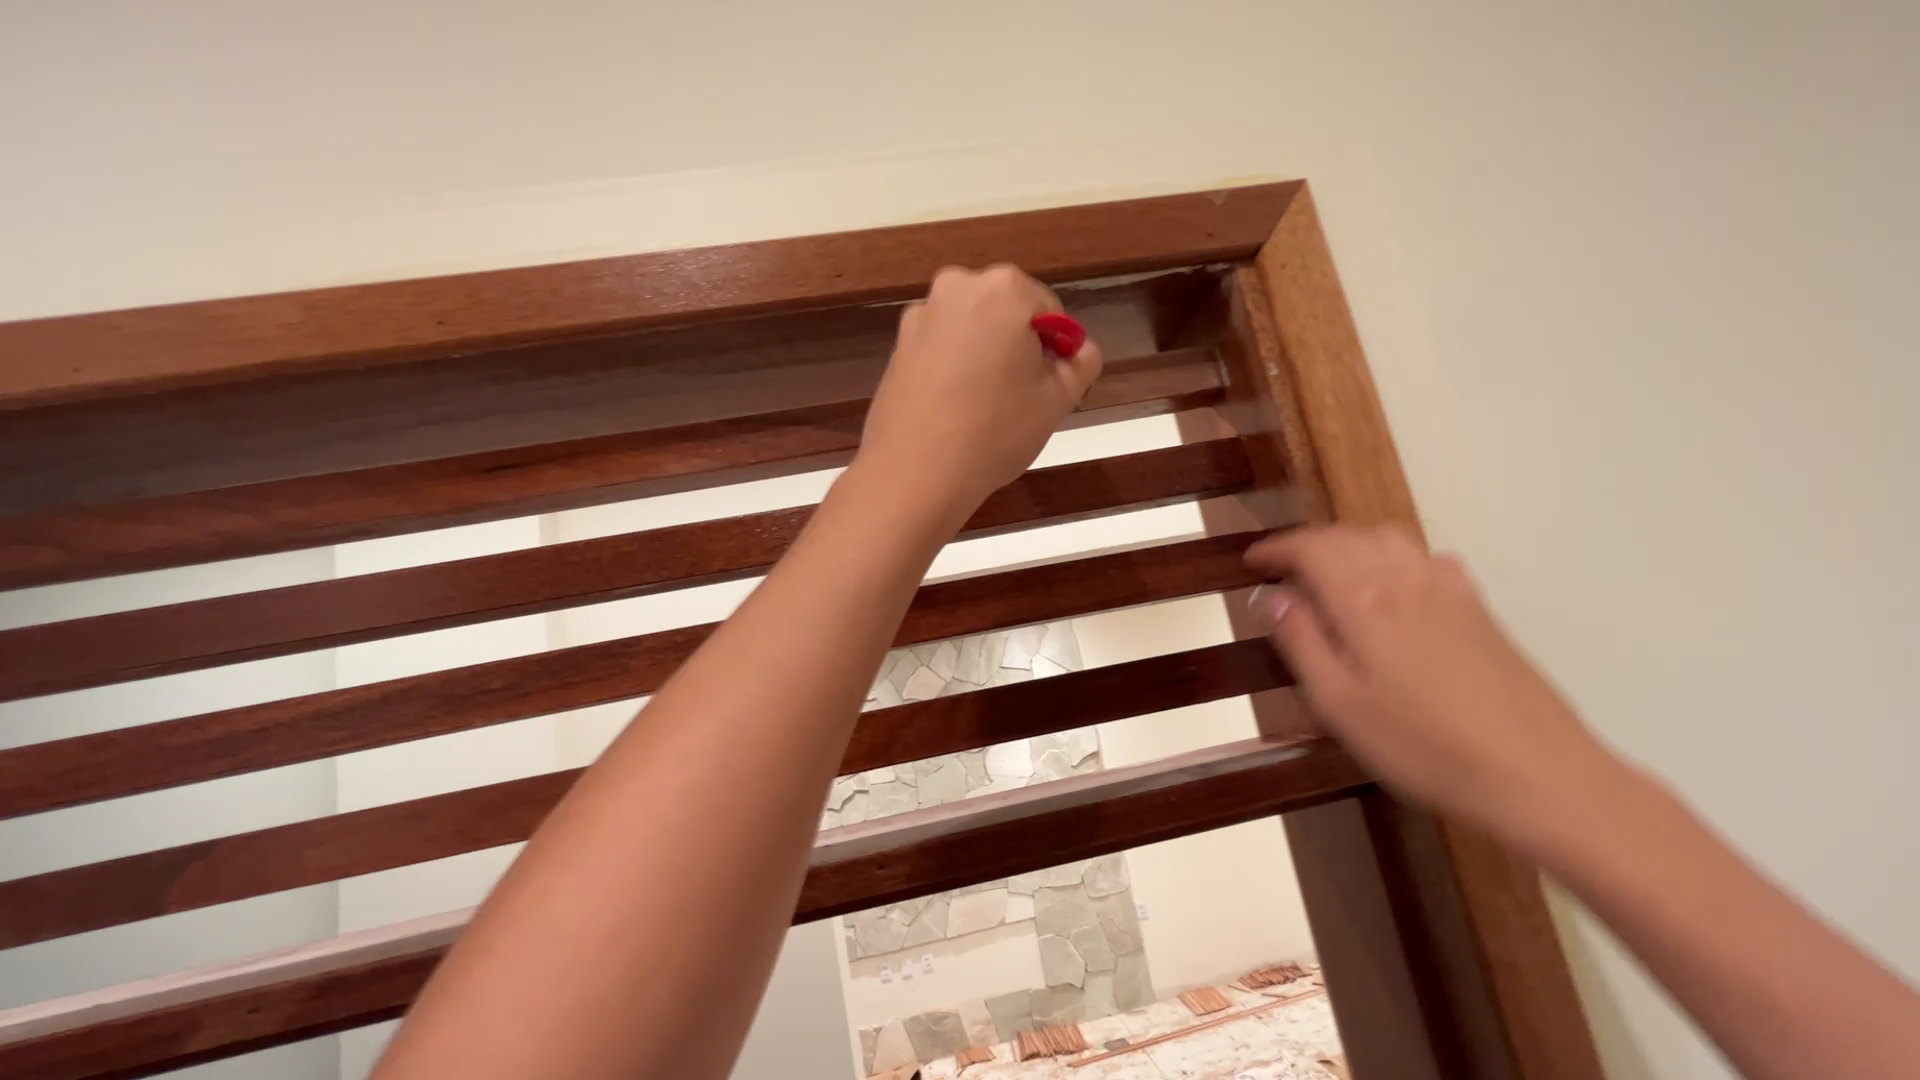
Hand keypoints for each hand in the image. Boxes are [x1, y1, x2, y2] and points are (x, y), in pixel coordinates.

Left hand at [855, 265, 1102, 521]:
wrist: (916, 473)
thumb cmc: (996, 431)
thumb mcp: (1058, 400)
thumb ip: (1081, 364)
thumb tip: (1081, 351)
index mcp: (1003, 288)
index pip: (1050, 311)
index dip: (1056, 350)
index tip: (1049, 387)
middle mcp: (957, 287)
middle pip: (1007, 313)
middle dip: (1018, 347)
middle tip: (1021, 397)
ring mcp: (921, 315)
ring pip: (973, 330)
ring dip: (986, 356)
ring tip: (986, 407)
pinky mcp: (898, 346)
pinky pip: (942, 348)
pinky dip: (955, 367)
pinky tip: (955, 408)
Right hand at [1245, 525, 1618, 846]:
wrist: (1536, 773)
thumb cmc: (1421, 745)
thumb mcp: (1338, 703)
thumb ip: (1300, 642)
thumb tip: (1272, 596)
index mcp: (1365, 599)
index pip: (1311, 549)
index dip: (1276, 550)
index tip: (1252, 562)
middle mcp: (1406, 578)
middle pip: (1348, 535)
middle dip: (1309, 545)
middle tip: (1283, 573)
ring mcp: (1449, 589)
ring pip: (1388, 538)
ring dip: (1349, 545)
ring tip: (1329, 577)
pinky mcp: (1479, 608)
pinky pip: (1424, 557)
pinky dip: (1391, 556)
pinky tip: (1391, 590)